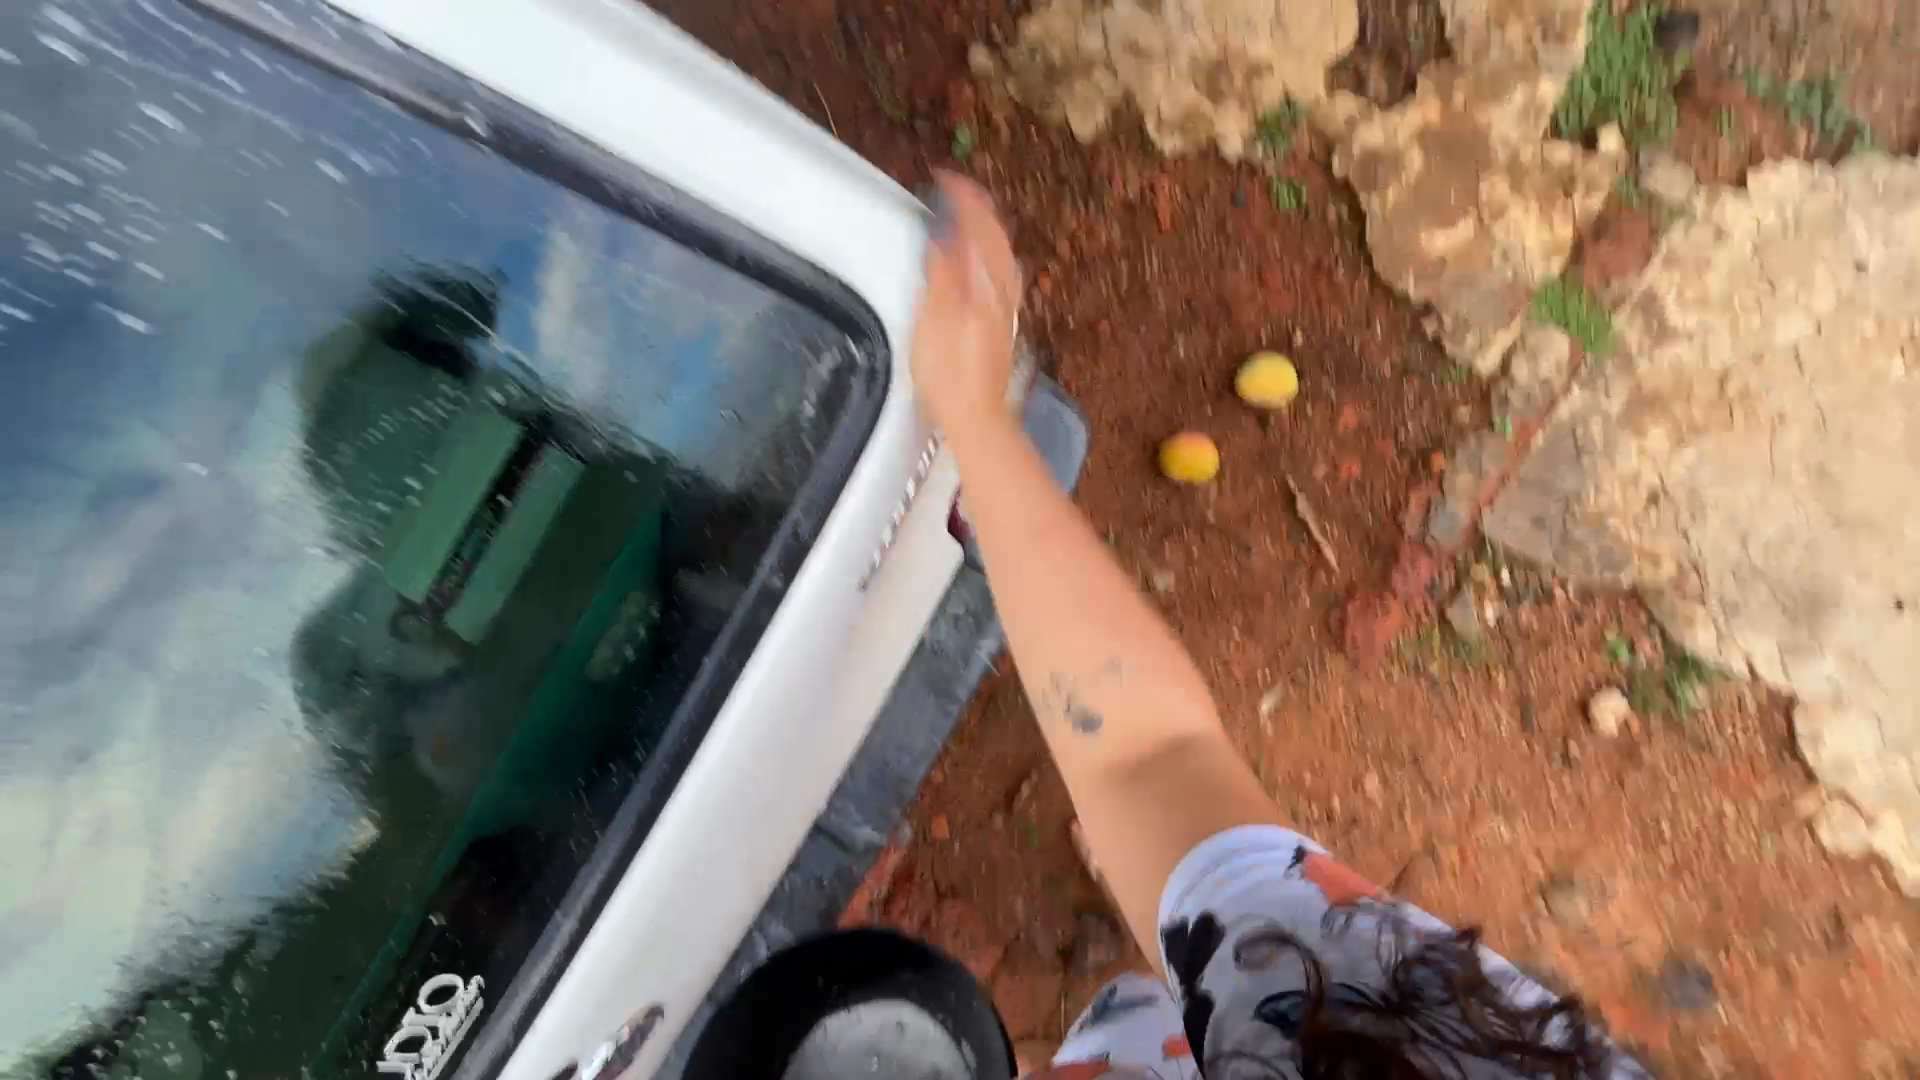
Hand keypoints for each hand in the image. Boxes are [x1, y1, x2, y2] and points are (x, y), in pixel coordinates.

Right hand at [910, 171, 1022, 442]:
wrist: (976, 417)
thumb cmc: (951, 377)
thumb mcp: (933, 322)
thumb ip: (941, 276)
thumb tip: (944, 240)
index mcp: (983, 287)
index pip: (978, 228)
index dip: (962, 199)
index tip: (946, 179)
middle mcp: (1000, 295)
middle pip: (996, 239)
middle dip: (978, 209)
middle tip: (958, 190)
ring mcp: (1004, 312)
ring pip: (1003, 258)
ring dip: (989, 231)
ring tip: (973, 217)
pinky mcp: (1001, 327)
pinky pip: (1003, 277)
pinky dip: (993, 257)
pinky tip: (987, 264)